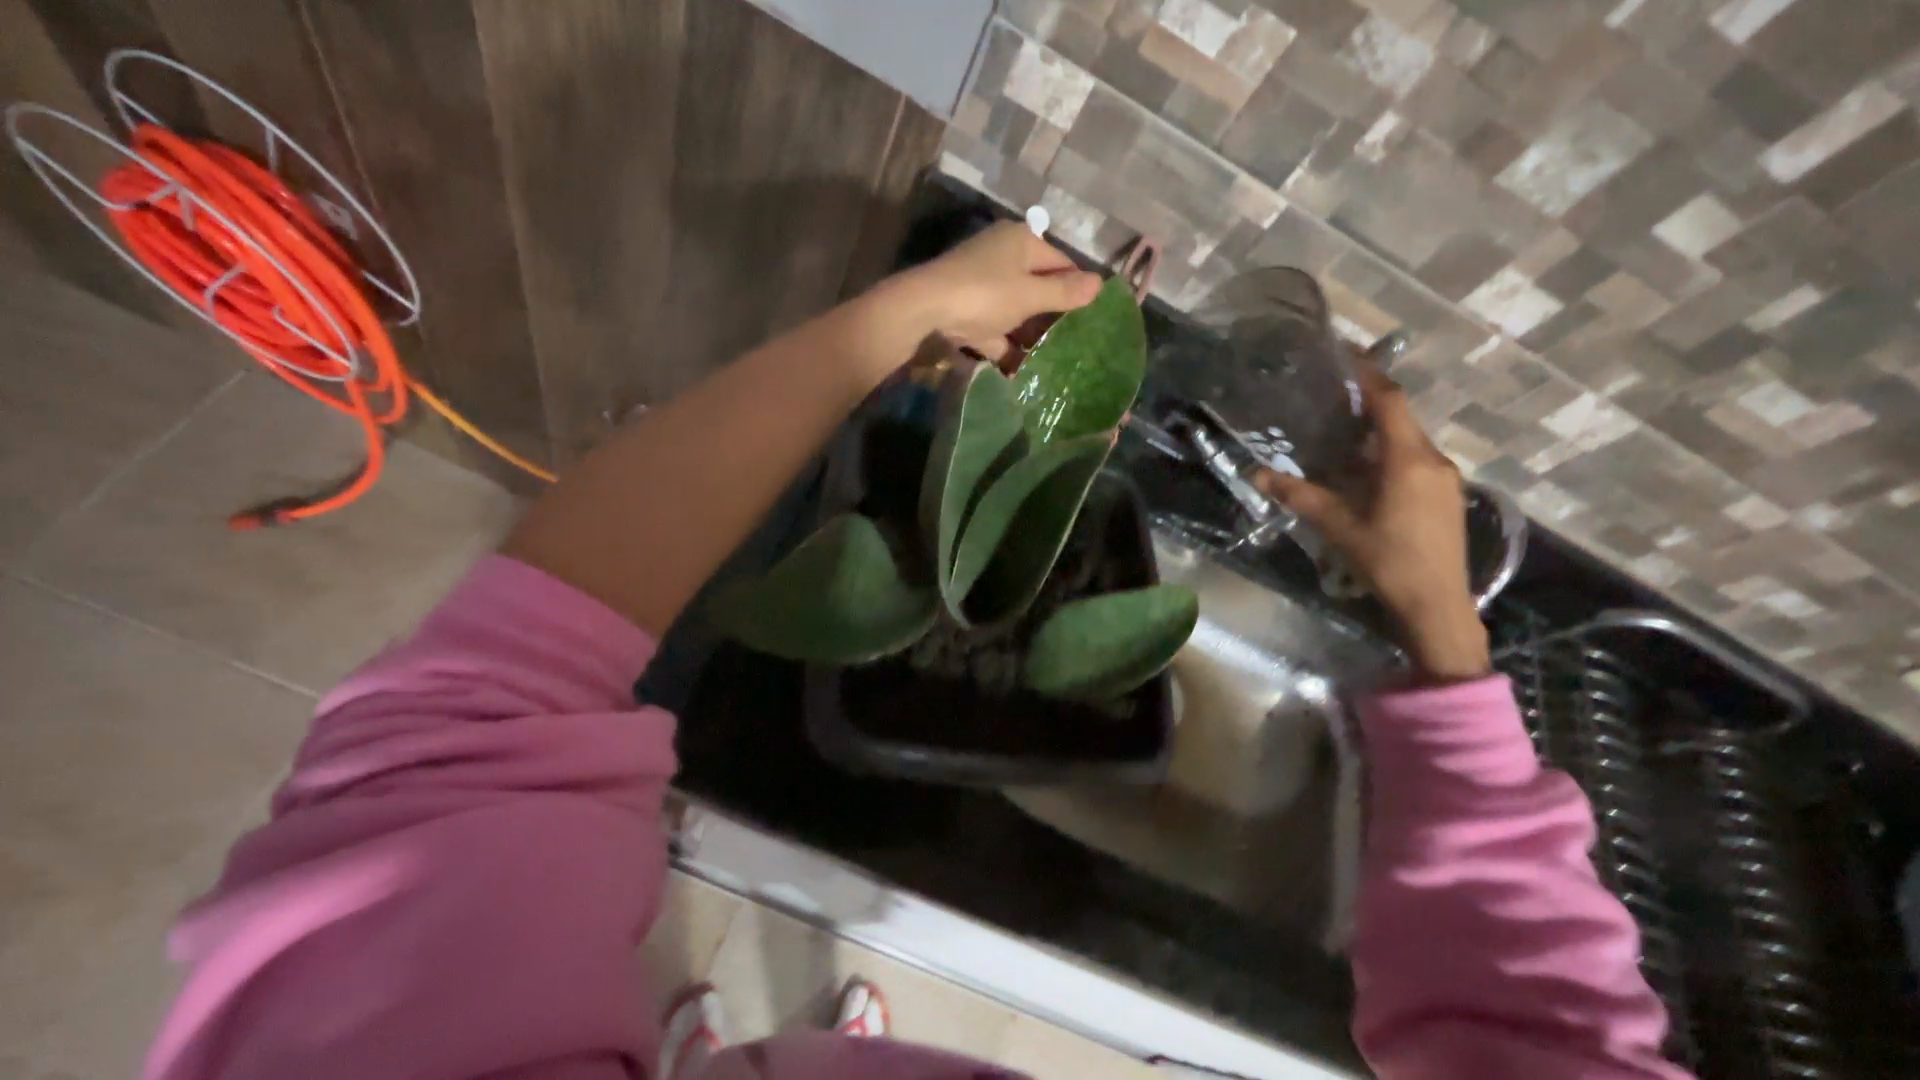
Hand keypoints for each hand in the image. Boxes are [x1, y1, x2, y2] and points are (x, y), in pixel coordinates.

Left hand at [888, 221, 1102, 361]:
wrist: (922, 310)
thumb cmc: (984, 295)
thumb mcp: (1030, 295)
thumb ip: (1064, 293)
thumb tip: (1101, 284)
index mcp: (1021, 241)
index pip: (1061, 263)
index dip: (1076, 289)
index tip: (1091, 317)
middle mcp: (999, 254)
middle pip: (1036, 285)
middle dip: (1051, 314)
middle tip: (1073, 343)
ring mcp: (978, 280)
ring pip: (1013, 307)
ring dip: (1027, 333)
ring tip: (1049, 360)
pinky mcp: (961, 306)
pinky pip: (990, 325)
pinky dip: (1001, 343)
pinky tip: (1017, 370)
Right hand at [1254, 365, 1489, 681]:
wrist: (1437, 606)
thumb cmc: (1389, 562)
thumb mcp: (1339, 527)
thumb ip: (1300, 496)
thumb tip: (1258, 475)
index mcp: (1409, 460)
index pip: (1390, 401)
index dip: (1368, 375)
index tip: (1345, 357)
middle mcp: (1434, 460)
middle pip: (1401, 418)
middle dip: (1368, 403)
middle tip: (1331, 397)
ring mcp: (1446, 479)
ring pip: (1409, 440)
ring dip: (1378, 432)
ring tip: (1342, 433)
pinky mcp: (1447, 498)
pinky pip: (1416, 461)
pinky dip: (1390, 454)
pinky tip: (1365, 471)